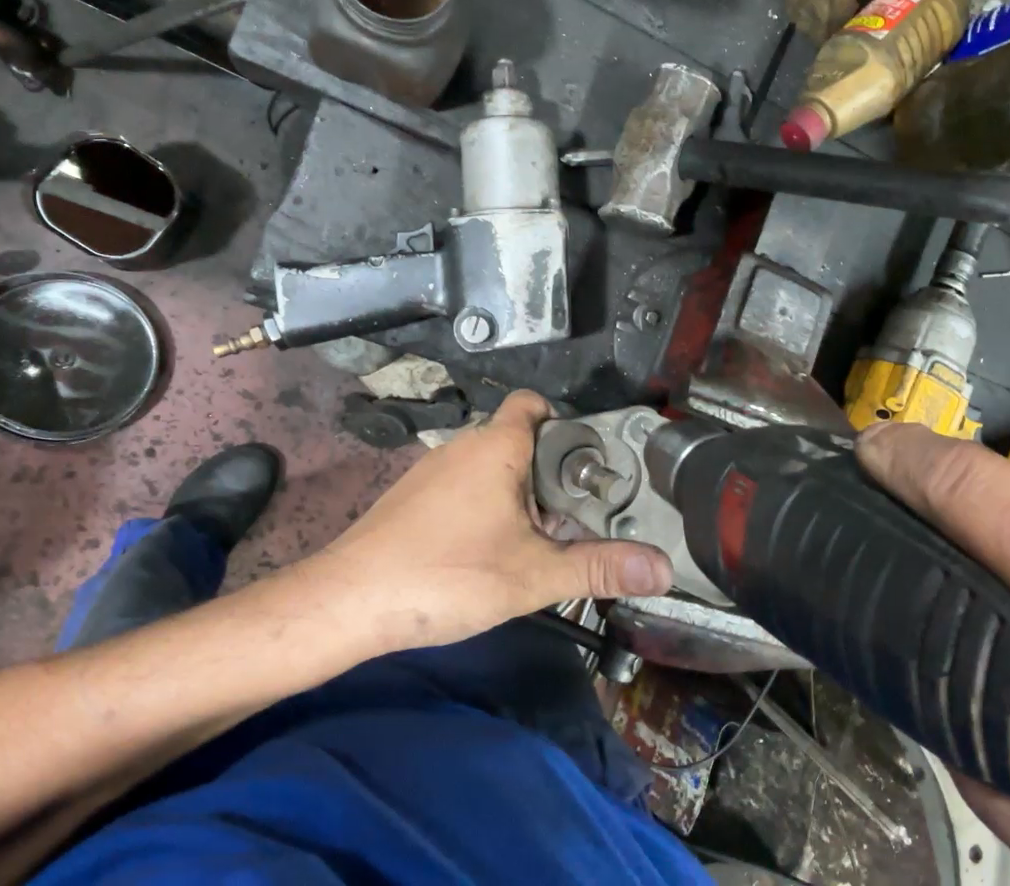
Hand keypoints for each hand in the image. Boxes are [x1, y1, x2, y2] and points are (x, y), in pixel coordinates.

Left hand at [310, 391, 672, 652]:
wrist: (347, 603)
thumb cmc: (447, 574)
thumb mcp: (534, 574)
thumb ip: (599, 567)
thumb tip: (662, 568)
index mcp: (497, 447)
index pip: (537, 405)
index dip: (569, 426)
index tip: (594, 468)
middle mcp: (463, 447)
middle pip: (522, 441)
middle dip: (554, 475)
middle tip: (579, 518)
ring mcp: (432, 472)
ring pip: (493, 469)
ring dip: (520, 496)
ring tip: (542, 540)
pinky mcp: (412, 500)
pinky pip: (465, 490)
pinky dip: (487, 510)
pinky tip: (491, 554)